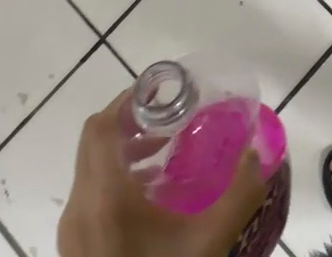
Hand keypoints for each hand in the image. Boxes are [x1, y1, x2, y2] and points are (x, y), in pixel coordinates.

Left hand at [58, 90, 266, 256]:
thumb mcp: (209, 242)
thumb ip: (239, 193)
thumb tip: (259, 150)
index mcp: (103, 197)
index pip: (101, 127)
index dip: (128, 99)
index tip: (164, 89)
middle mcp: (79, 208)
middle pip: (94, 143)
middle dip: (131, 121)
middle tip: (173, 116)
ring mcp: (72, 233)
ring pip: (92, 170)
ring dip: (124, 150)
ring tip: (168, 151)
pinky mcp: (76, 250)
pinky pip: (91, 195)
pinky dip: (117, 178)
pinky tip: (153, 196)